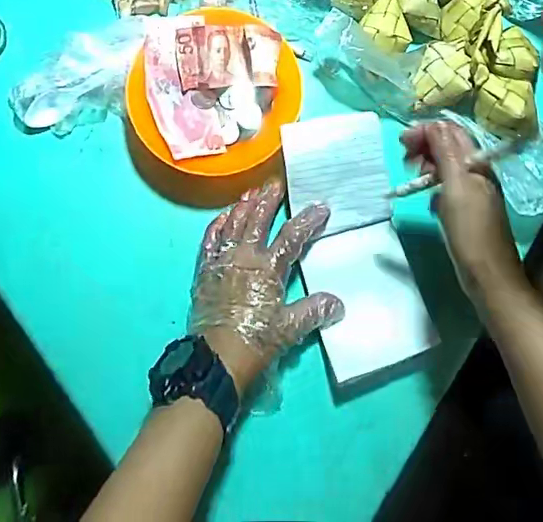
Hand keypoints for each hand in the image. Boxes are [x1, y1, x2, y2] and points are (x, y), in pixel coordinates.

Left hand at [189, 180, 342, 392]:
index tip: (321, 207)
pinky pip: (210, 239)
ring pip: (234, 223)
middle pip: (258, 219)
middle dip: (269, 199)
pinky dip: (217, 224)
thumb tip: (338, 303)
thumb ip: (313, 311)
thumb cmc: (254, 342)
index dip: (308, 220)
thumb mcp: (289, 330)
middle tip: (276, 183)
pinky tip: (223, 215)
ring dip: (244, 206)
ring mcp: (222, 260)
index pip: (292, 236)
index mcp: (268, 268)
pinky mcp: (204, 269)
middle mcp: (244, 256)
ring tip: (253, 192)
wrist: (215, 359)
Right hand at [401, 121, 525, 314]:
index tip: (404, 142)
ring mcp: (472, 191)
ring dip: (427, 165)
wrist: (488, 276)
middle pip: (448, 146)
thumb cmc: (470, 229)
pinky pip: (446, 187)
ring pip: (446, 166)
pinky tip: (427, 199)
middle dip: (425, 146)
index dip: (427, 130)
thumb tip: (434, 124)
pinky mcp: (466, 209)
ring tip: (414, 177)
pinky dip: (433, 186)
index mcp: (476, 162)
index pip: (450, 131)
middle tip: (406, 159)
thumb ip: (445, 153)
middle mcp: (476, 171)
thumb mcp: (455, 186)